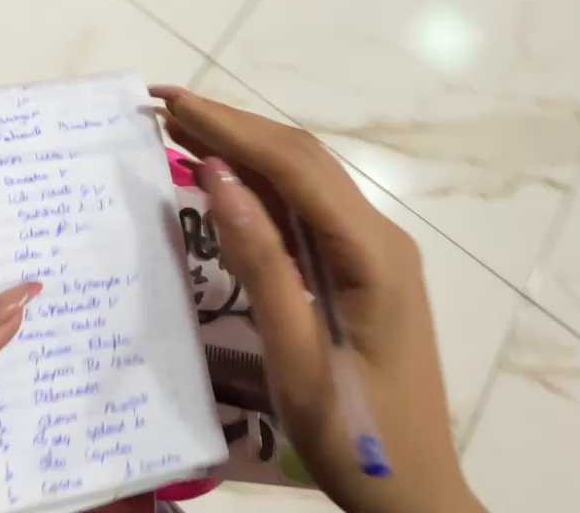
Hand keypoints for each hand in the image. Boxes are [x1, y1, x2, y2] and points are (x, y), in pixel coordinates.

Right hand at [151, 86, 484, 512]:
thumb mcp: (297, 356)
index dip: (230, 127)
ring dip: (240, 147)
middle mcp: (376, 234)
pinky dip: (253, 183)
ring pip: (298, 176)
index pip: (294, 165)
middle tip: (164, 107)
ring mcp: (368, 247)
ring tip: (179, 128)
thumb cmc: (356, 436)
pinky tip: (218, 175)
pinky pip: (299, 207)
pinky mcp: (353, 264)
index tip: (172, 105)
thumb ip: (260, 262)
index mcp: (372, 251)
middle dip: (231, 125)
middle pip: (298, 158)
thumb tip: (217, 176)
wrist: (414, 497)